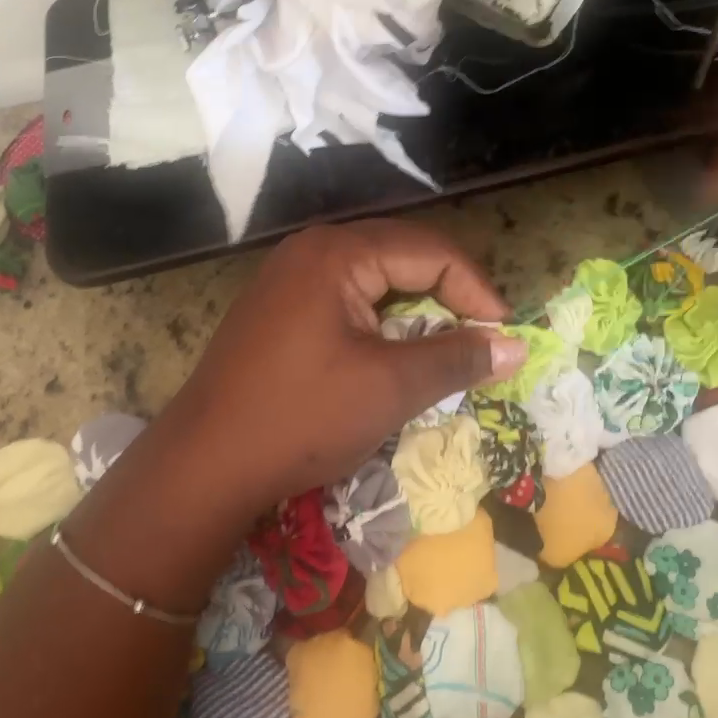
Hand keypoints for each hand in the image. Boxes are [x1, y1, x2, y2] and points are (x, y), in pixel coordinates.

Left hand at [153, 220, 526, 514]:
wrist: (203, 467)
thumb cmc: (300, 419)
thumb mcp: (389, 388)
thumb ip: (456, 358)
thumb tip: (514, 346)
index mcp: (337, 253)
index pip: (430, 251)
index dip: (476, 291)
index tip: (505, 337)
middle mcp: (310, 250)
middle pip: (402, 256)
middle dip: (449, 297)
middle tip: (481, 342)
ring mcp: (287, 279)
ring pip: (374, 280)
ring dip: (415, 312)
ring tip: (444, 352)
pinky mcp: (276, 310)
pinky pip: (344, 300)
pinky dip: (379, 323)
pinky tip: (392, 356)